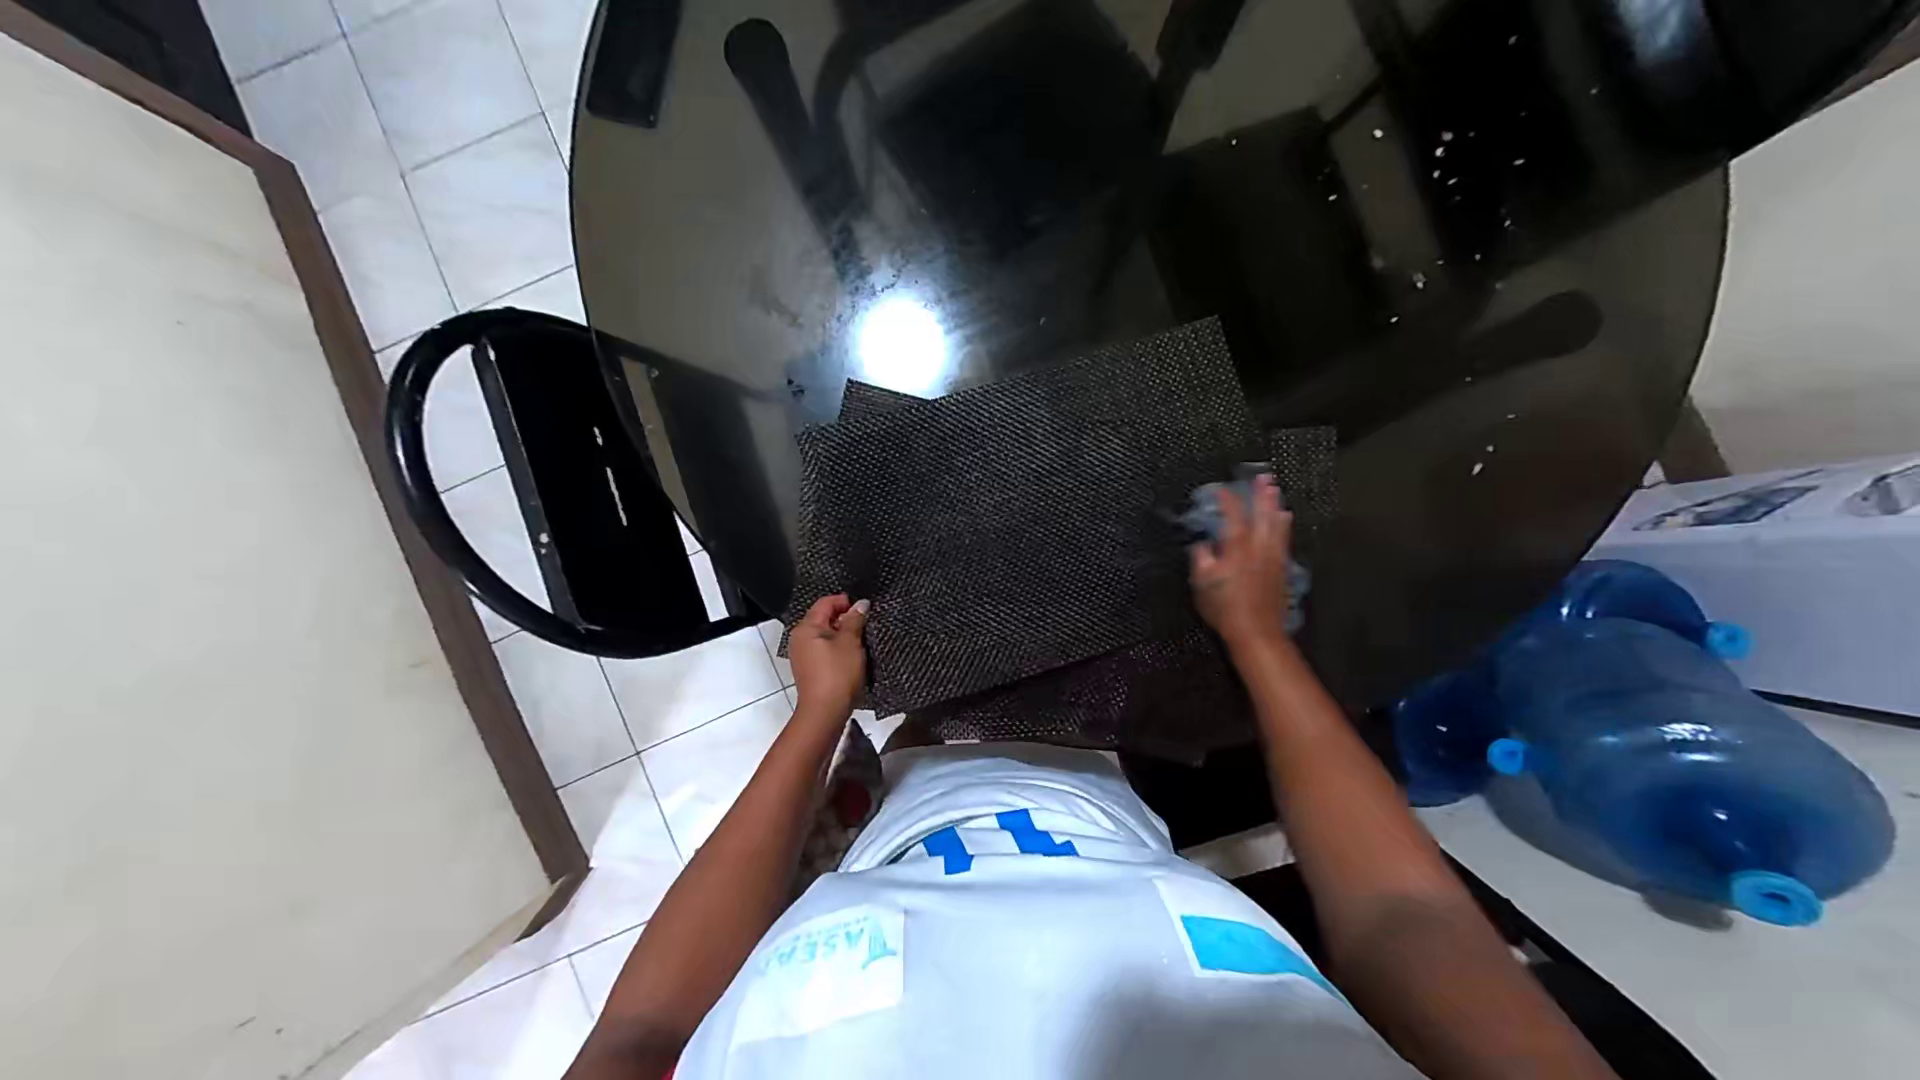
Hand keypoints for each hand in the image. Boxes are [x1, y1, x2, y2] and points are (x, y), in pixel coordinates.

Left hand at [789, 594, 869, 716]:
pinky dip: (837, 648)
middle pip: (823, 618)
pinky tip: (852, 656)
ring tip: (861, 641)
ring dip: (843, 634)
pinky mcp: (809, 669)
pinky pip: (824, 649)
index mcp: (806, 627)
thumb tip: (861, 604)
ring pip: (825, 635)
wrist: (825, 711)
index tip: (864, 609)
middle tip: (865, 625)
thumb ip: (855, 619)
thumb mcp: (850, 642)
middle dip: (845, 618)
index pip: (825, 603)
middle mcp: (800, 638)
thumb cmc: (838, 673)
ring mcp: (802, 655)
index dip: (845, 602)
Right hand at [1189, 474, 1294, 652]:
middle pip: (1262, 513)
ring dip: (1275, 505)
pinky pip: (1284, 538)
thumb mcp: (1201, 582)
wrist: (1256, 631)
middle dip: (1261, 494)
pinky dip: (1284, 525)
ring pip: (1277, 524)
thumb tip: (1202, 545)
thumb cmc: (1225, 608)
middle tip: (1263, 477)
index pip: (1232, 514)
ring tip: (1275, 491)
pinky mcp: (1281, 568)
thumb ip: (1201, 558)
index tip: (1219, 489)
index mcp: (1237, 547)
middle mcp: (1258, 547)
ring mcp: (1273, 556)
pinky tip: (1285, 520)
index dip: (1226, 499)